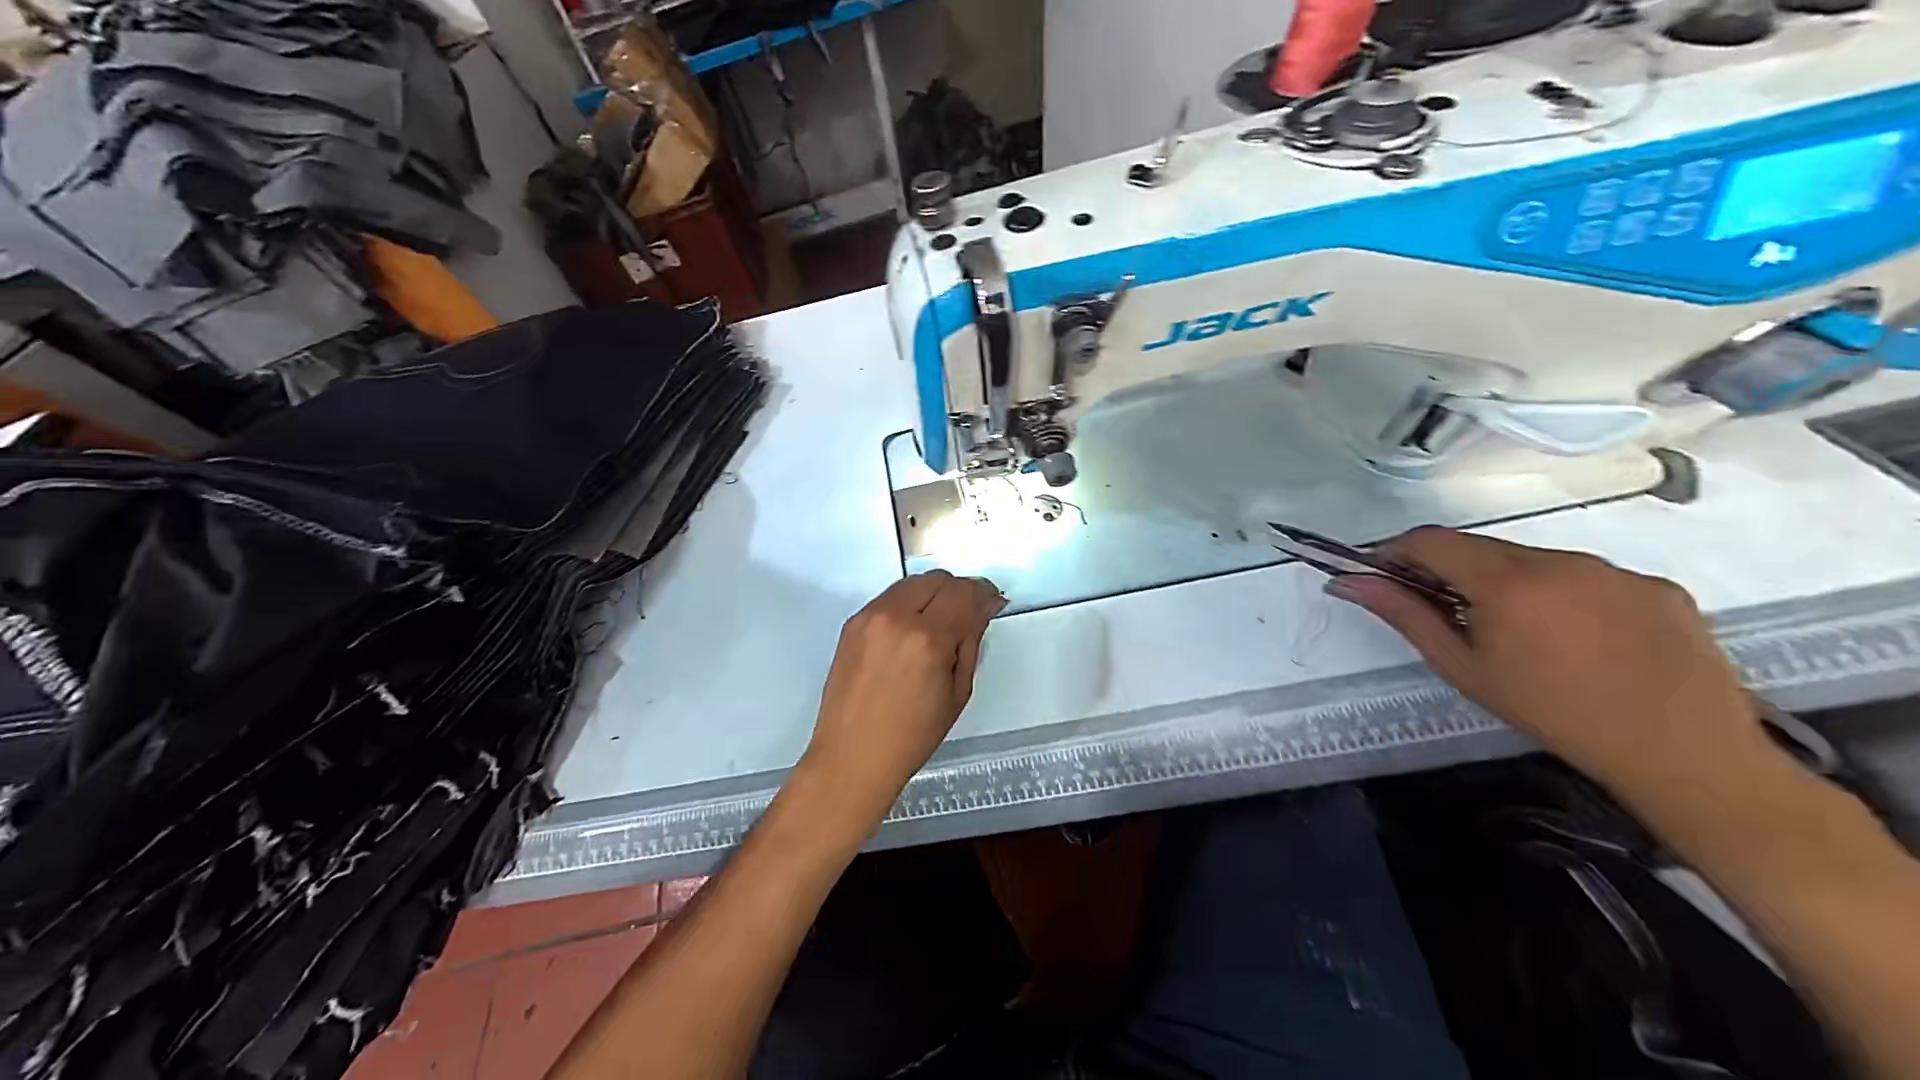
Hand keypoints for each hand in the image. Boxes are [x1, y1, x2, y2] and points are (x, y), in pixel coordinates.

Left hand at [799, 571, 1004, 819]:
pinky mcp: (853, 623)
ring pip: (913, 583)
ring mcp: (870, 617)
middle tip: (969, 614)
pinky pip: (890, 597)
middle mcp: (895, 618)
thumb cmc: (910, 736)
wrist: (853, 755)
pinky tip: (913, 630)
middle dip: (960, 592)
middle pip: (939, 579)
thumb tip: (980, 613)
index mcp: (928, 639)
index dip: (985, 595)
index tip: (992, 603)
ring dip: (934, 594)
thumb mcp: (957, 693)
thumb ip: (970, 644)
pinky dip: (909, 604)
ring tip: (941, 623)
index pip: (965, 594)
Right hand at [1325, 527, 1766, 789]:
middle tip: (1451, 615)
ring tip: (1524, 636)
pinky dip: (1567, 597)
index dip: (1398, 551)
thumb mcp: (1464, 668)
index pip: (1432, 541)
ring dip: (1511, 584)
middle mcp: (1561, 560)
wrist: (1683, 754)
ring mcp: (1615, 570)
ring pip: (1538, 562)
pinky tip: (1582, 641)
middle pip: (1484, 549)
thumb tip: (1351, 582)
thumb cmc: (1552, 713)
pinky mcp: (1657, 587)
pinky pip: (1591, 579)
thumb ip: (1405, 616)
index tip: (1385, 575)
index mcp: (1507, 581)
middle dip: (1454, 571)